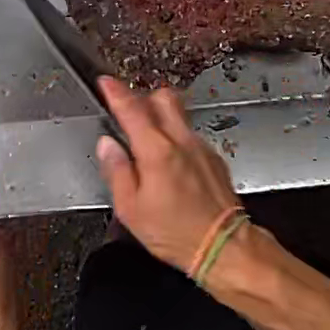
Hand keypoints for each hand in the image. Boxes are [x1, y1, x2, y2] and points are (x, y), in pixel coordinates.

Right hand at [95, 77, 241, 273]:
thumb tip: (107, 146)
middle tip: (129, 109)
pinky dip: (176, 137)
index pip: (132, 109)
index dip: (116, 91)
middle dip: (143, 96)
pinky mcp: (213, 158)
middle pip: (163, 97)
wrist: (223, 246)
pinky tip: (170, 160)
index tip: (106, 82)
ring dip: (161, 116)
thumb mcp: (130, 208)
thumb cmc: (176, 233)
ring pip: (179, 114)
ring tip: (147, 137)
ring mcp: (201, 147)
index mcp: (156, 152)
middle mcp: (181, 142)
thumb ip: (116, 171)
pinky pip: (191, 135)